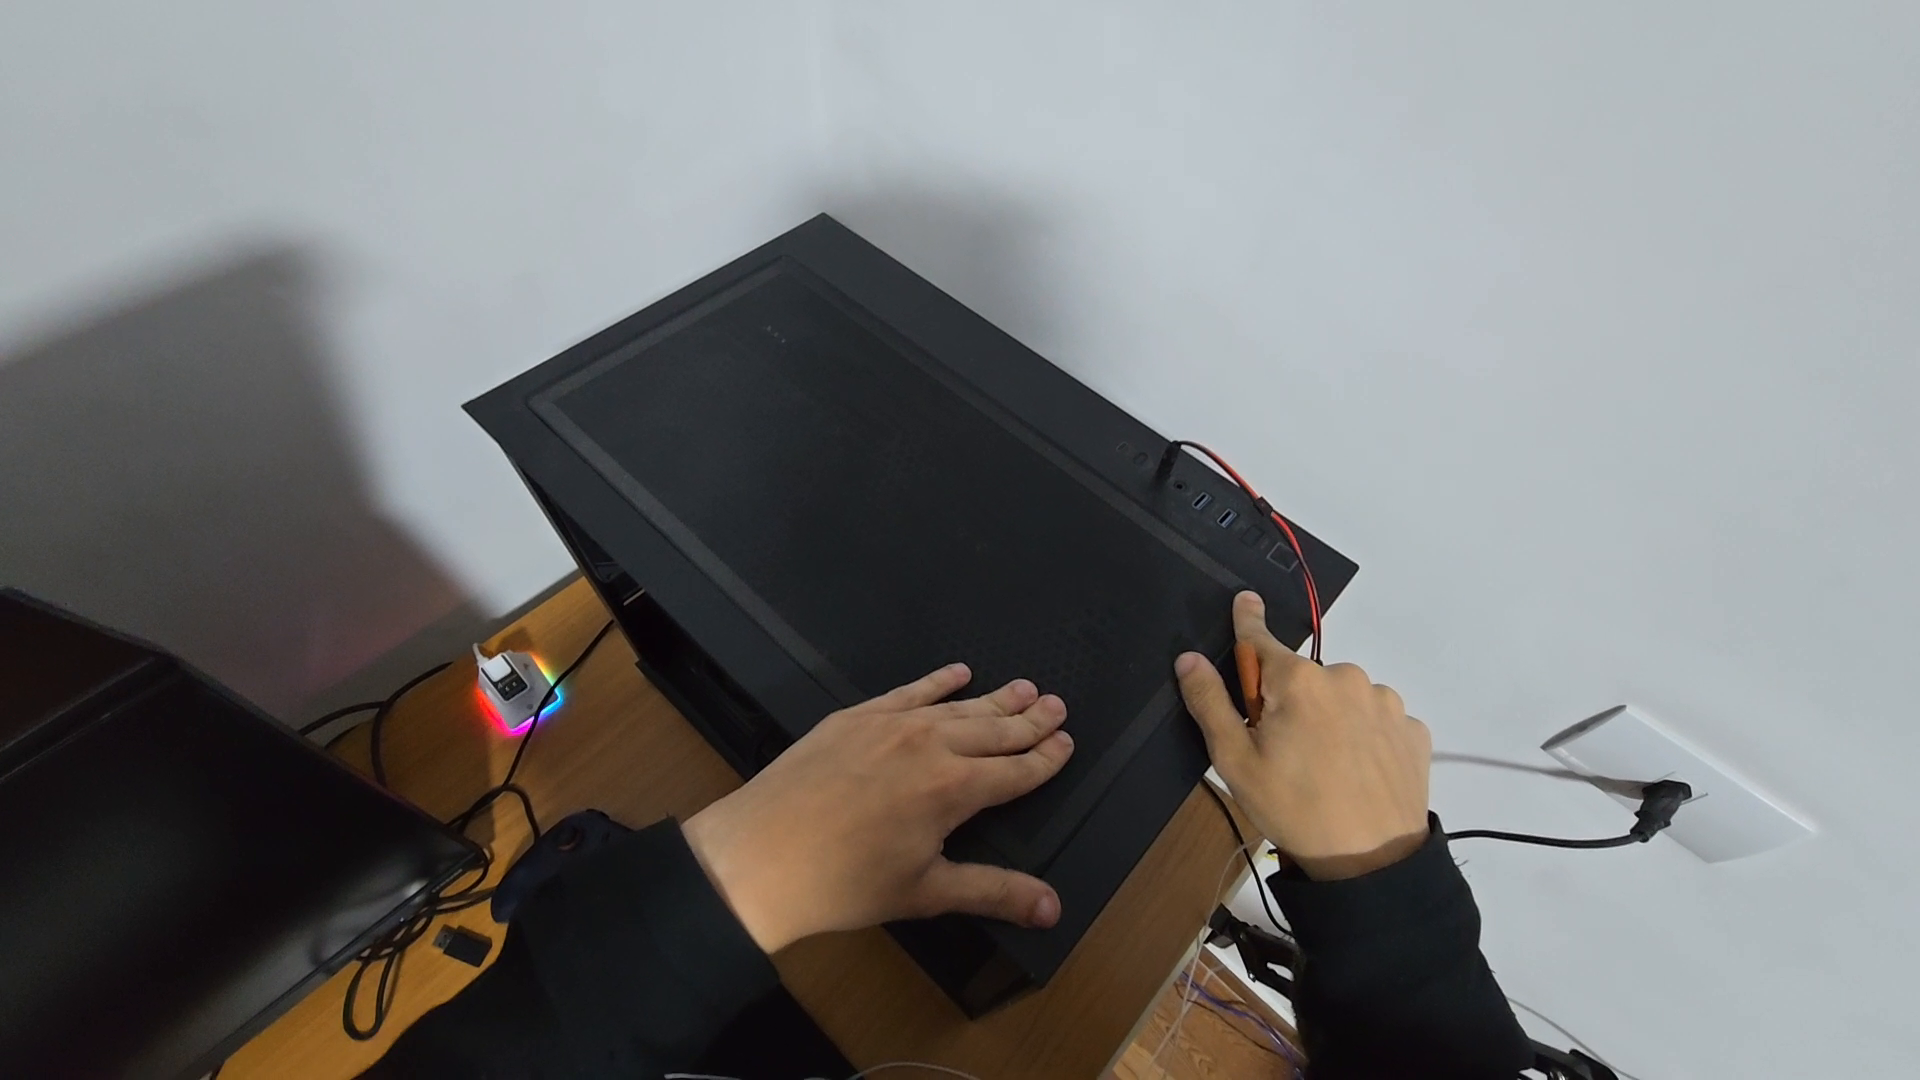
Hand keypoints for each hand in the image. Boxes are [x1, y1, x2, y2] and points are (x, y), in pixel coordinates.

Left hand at [682, 664, 1074, 952]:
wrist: (762, 855)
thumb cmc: (845, 883)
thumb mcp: (926, 892)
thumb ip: (993, 892)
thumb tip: (1052, 907)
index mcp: (954, 789)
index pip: (1015, 770)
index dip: (1045, 758)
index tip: (1066, 743)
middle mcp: (931, 745)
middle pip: (995, 730)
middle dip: (1031, 719)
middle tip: (1057, 705)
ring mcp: (893, 723)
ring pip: (959, 706)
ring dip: (996, 698)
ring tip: (1025, 687)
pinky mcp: (859, 715)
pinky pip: (910, 690)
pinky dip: (938, 680)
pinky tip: (958, 672)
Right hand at [1175, 591, 1431, 880]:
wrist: (1373, 864)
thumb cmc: (1292, 807)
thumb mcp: (1234, 759)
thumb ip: (1209, 701)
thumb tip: (1189, 658)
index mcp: (1298, 679)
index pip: (1259, 636)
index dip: (1246, 619)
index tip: (1245, 598)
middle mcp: (1345, 676)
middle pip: (1299, 675)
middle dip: (1285, 698)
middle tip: (1280, 746)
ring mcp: (1385, 702)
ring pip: (1339, 695)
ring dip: (1326, 714)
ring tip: (1322, 764)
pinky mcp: (1412, 730)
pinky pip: (1373, 717)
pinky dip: (1360, 733)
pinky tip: (1354, 768)